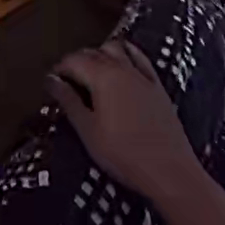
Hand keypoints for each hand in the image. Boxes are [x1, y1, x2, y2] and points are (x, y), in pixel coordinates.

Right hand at [48, 40, 202, 199]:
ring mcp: (141, 75)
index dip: (59, 69)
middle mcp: (120, 68)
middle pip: (92, 52)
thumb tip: (51, 80)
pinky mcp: (158, 86)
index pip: (72, 61)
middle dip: (76, 61)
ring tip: (92, 70)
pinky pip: (139, 58)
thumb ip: (68, 101)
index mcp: (101, 76)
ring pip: (115, 49)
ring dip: (99, 53)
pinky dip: (127, 53)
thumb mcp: (88, 131)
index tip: (51, 82)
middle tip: (67, 79)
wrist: (172, 175)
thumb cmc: (124, 154)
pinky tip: (123, 62)